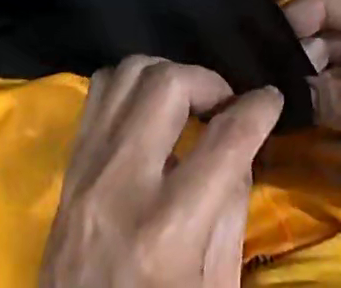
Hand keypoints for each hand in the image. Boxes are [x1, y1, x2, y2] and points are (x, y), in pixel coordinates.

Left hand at [40, 57, 283, 287]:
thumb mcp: (216, 284)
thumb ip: (230, 206)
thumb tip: (240, 141)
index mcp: (168, 230)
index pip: (225, 141)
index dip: (258, 110)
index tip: (270, 99)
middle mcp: (122, 183)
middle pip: (167, 84)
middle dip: (207, 81)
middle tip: (225, 104)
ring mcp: (88, 167)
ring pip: (128, 74)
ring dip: (167, 74)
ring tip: (188, 101)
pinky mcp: (70, 162)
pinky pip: (99, 90)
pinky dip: (131, 85)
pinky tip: (150, 107)